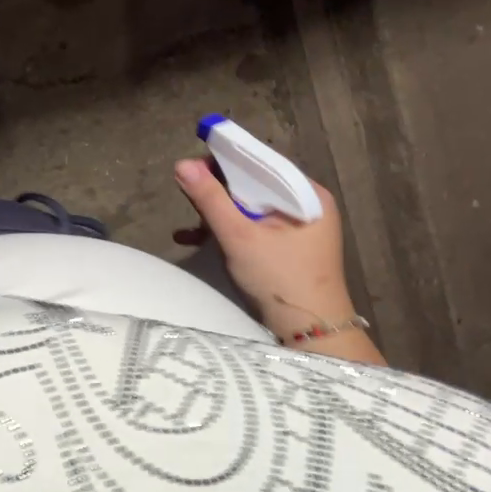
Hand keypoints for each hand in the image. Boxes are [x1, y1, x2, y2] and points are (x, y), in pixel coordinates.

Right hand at [173, 159, 355, 336]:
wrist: (309, 330)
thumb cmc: (279, 277)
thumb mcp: (238, 236)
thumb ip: (210, 199)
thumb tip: (181, 164)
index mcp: (307, 195)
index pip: (261, 163)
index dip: (225, 160)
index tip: (191, 167)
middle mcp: (306, 204)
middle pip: (253, 184)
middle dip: (217, 191)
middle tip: (187, 197)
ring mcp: (297, 226)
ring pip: (249, 206)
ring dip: (217, 213)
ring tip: (190, 225)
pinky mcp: (286, 244)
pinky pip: (252, 225)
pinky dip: (227, 229)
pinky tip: (194, 239)